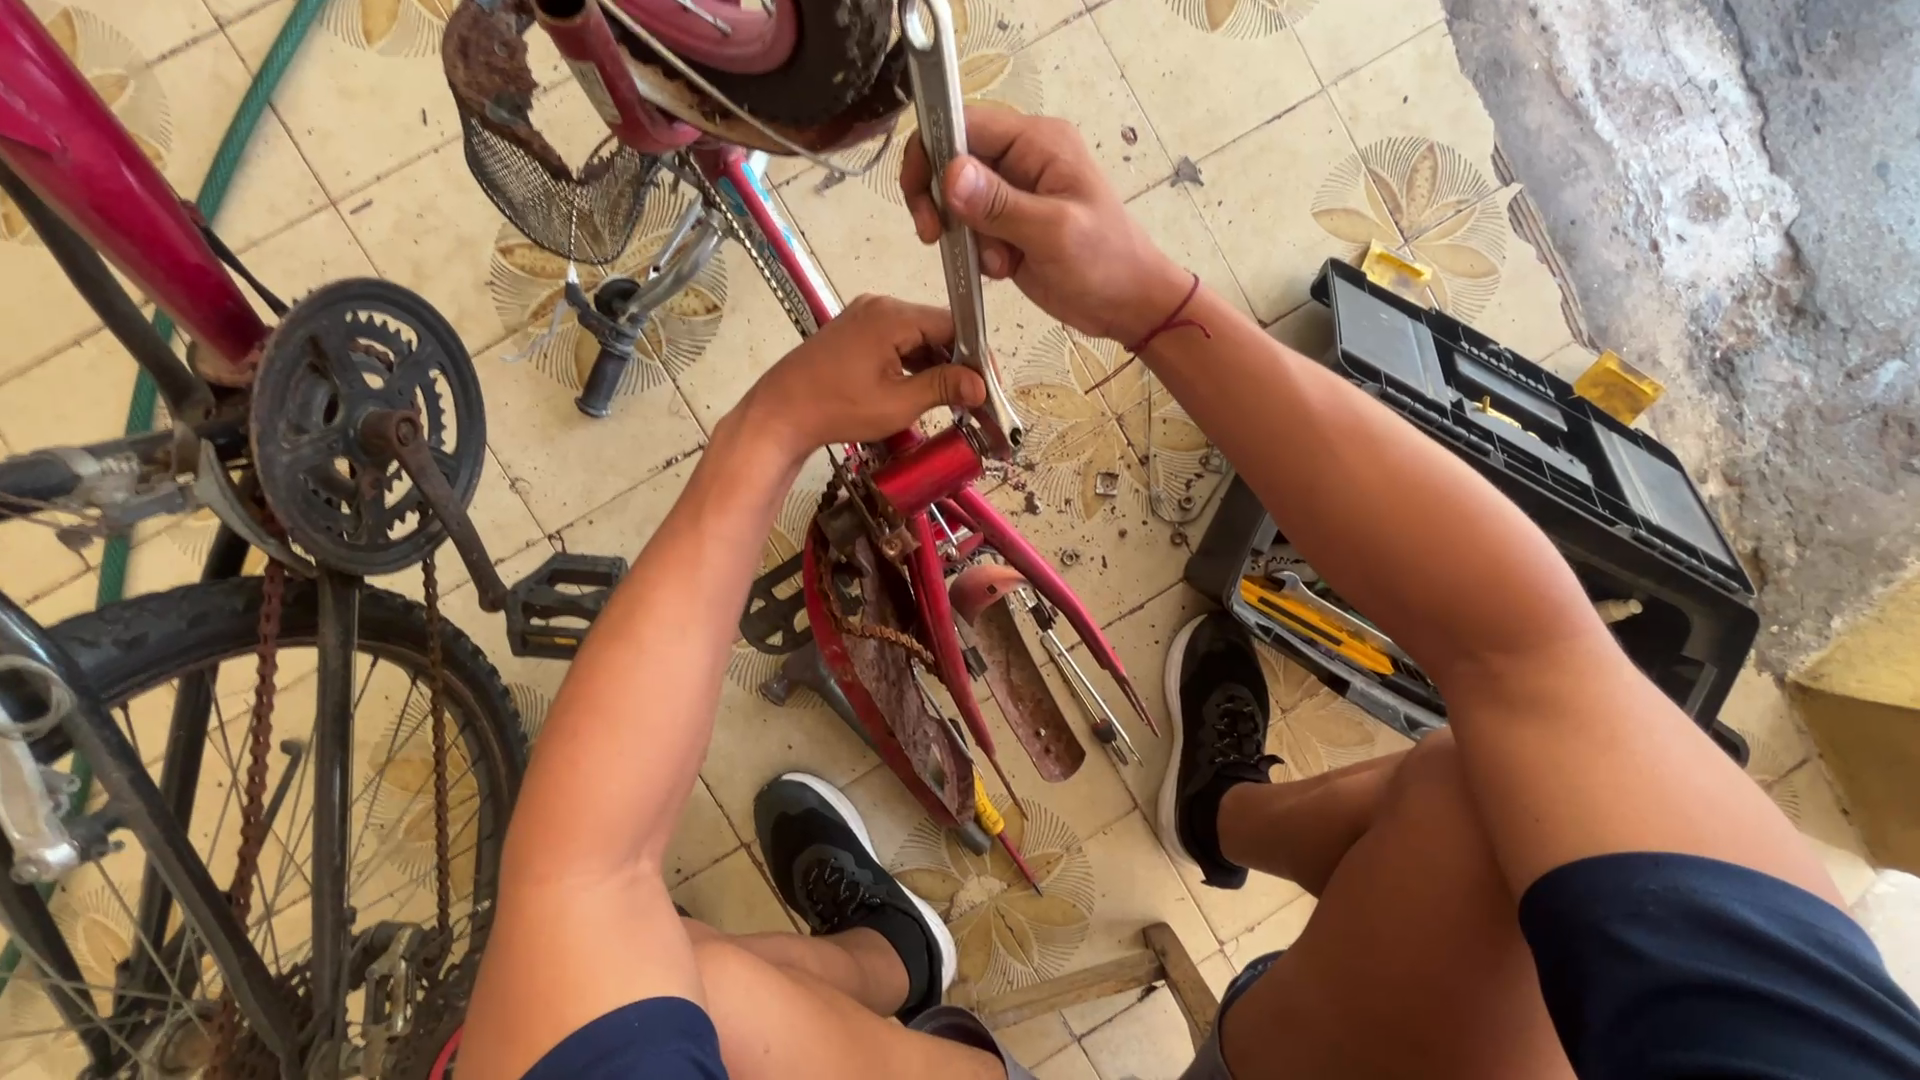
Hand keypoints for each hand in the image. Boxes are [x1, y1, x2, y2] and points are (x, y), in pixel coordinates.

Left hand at [733, 294, 986, 460]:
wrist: (781, 413)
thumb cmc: (837, 409)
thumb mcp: (897, 403)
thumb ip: (942, 387)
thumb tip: (980, 386)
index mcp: (892, 315)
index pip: (953, 324)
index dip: (976, 355)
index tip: (989, 384)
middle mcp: (880, 306)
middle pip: (935, 328)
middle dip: (958, 361)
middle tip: (975, 396)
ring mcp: (864, 316)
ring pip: (917, 336)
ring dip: (935, 364)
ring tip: (953, 398)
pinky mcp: (855, 331)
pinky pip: (897, 340)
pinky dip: (913, 363)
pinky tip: (923, 388)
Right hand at [901, 105, 1188, 343]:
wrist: (1127, 305)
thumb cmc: (1104, 262)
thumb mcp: (1052, 232)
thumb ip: (999, 204)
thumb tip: (949, 174)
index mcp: (1037, 143)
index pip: (966, 124)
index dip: (933, 152)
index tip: (921, 197)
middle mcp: (1021, 160)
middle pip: (953, 160)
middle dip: (940, 200)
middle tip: (934, 236)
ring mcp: (1013, 195)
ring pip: (958, 200)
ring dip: (964, 235)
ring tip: (996, 263)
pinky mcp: (1009, 227)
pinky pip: (972, 230)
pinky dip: (976, 252)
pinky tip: (1003, 269)